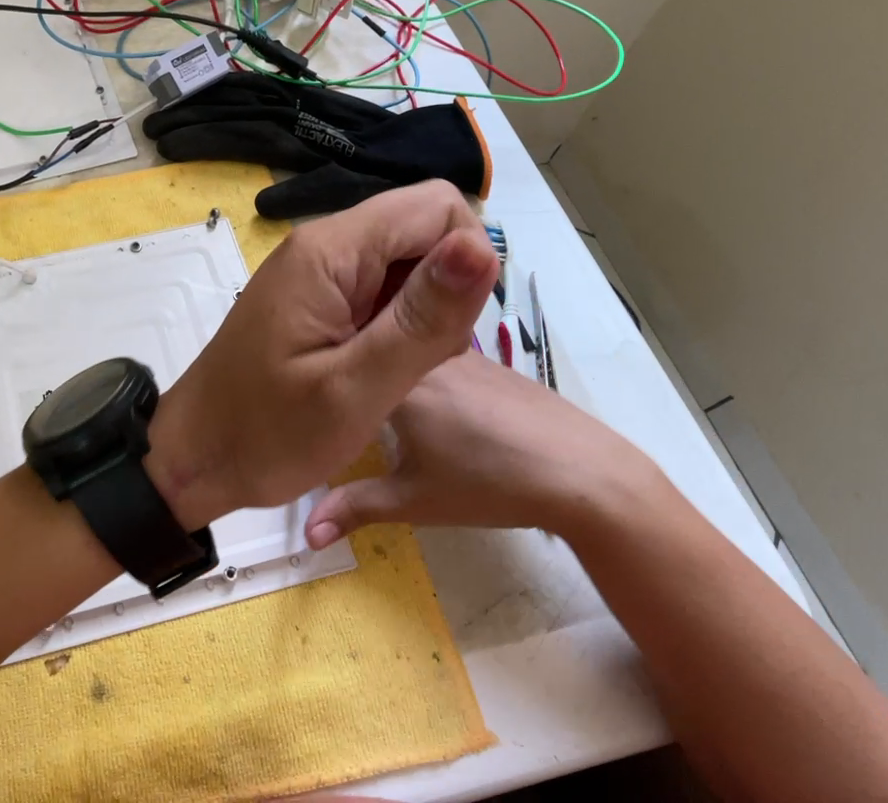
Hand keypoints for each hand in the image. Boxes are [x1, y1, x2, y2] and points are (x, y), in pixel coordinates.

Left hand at [144, 180, 499, 528]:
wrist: (196, 457)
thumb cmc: (266, 434)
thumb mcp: (354, 388)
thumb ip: (421, 320)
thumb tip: (481, 247)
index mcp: (329, 252)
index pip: (435, 205)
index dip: (465, 259)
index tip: (449, 331)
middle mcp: (322, 246)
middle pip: (422, 228)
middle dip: (445, 288)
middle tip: (420, 359)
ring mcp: (316, 272)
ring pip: (406, 261)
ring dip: (423, 311)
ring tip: (395, 371)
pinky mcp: (315, 299)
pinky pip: (380, 288)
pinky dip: (397, 324)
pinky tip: (380, 369)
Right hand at [303, 352, 666, 545]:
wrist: (583, 474)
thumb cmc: (488, 485)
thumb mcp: (413, 501)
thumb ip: (353, 510)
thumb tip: (305, 535)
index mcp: (396, 382)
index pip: (344, 367)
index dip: (323, 382)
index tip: (303, 394)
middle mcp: (423, 355)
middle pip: (375, 354)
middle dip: (355, 373)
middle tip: (337, 397)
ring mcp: (461, 355)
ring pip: (408, 352)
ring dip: (391, 369)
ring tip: (376, 392)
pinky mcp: (491, 364)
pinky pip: (439, 356)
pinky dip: (424, 371)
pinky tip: (434, 405)